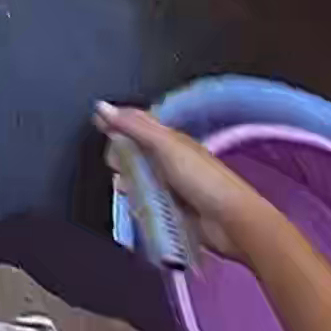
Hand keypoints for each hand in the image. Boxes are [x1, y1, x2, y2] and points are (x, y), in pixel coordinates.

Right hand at [94, 101, 274, 262]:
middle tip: (113, 162)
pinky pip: (147, 199)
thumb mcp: (165, 145)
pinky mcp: (172, 208)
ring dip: (127, 178)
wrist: (234, 223)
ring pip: (139, 174)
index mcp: (169, 138)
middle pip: (135, 148)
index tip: (96, 122)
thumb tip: (101, 106)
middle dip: (120, 152)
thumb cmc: (201, 178)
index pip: (137, 121)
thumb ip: (133, 126)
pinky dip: (137, 198)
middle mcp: (169, 157)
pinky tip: (131, 202)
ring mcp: (171, 184)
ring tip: (121, 185)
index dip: (117, 119)